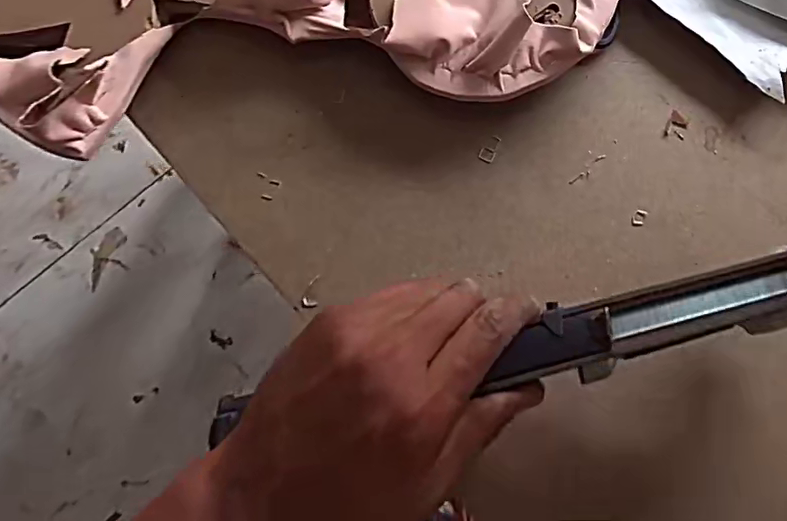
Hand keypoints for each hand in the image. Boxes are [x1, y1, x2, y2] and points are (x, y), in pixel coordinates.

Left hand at [141, 279, 541, 520]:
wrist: (256, 496)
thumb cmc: (340, 505)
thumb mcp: (425, 485)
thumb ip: (481, 425)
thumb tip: (526, 388)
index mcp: (420, 406)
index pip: (489, 330)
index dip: (518, 312)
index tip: (530, 310)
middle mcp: (391, 356)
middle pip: (464, 295)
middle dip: (484, 307)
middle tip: (485, 331)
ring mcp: (358, 330)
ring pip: (431, 286)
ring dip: (448, 304)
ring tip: (441, 338)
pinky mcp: (334, 317)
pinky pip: (393, 292)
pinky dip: (410, 305)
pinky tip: (404, 334)